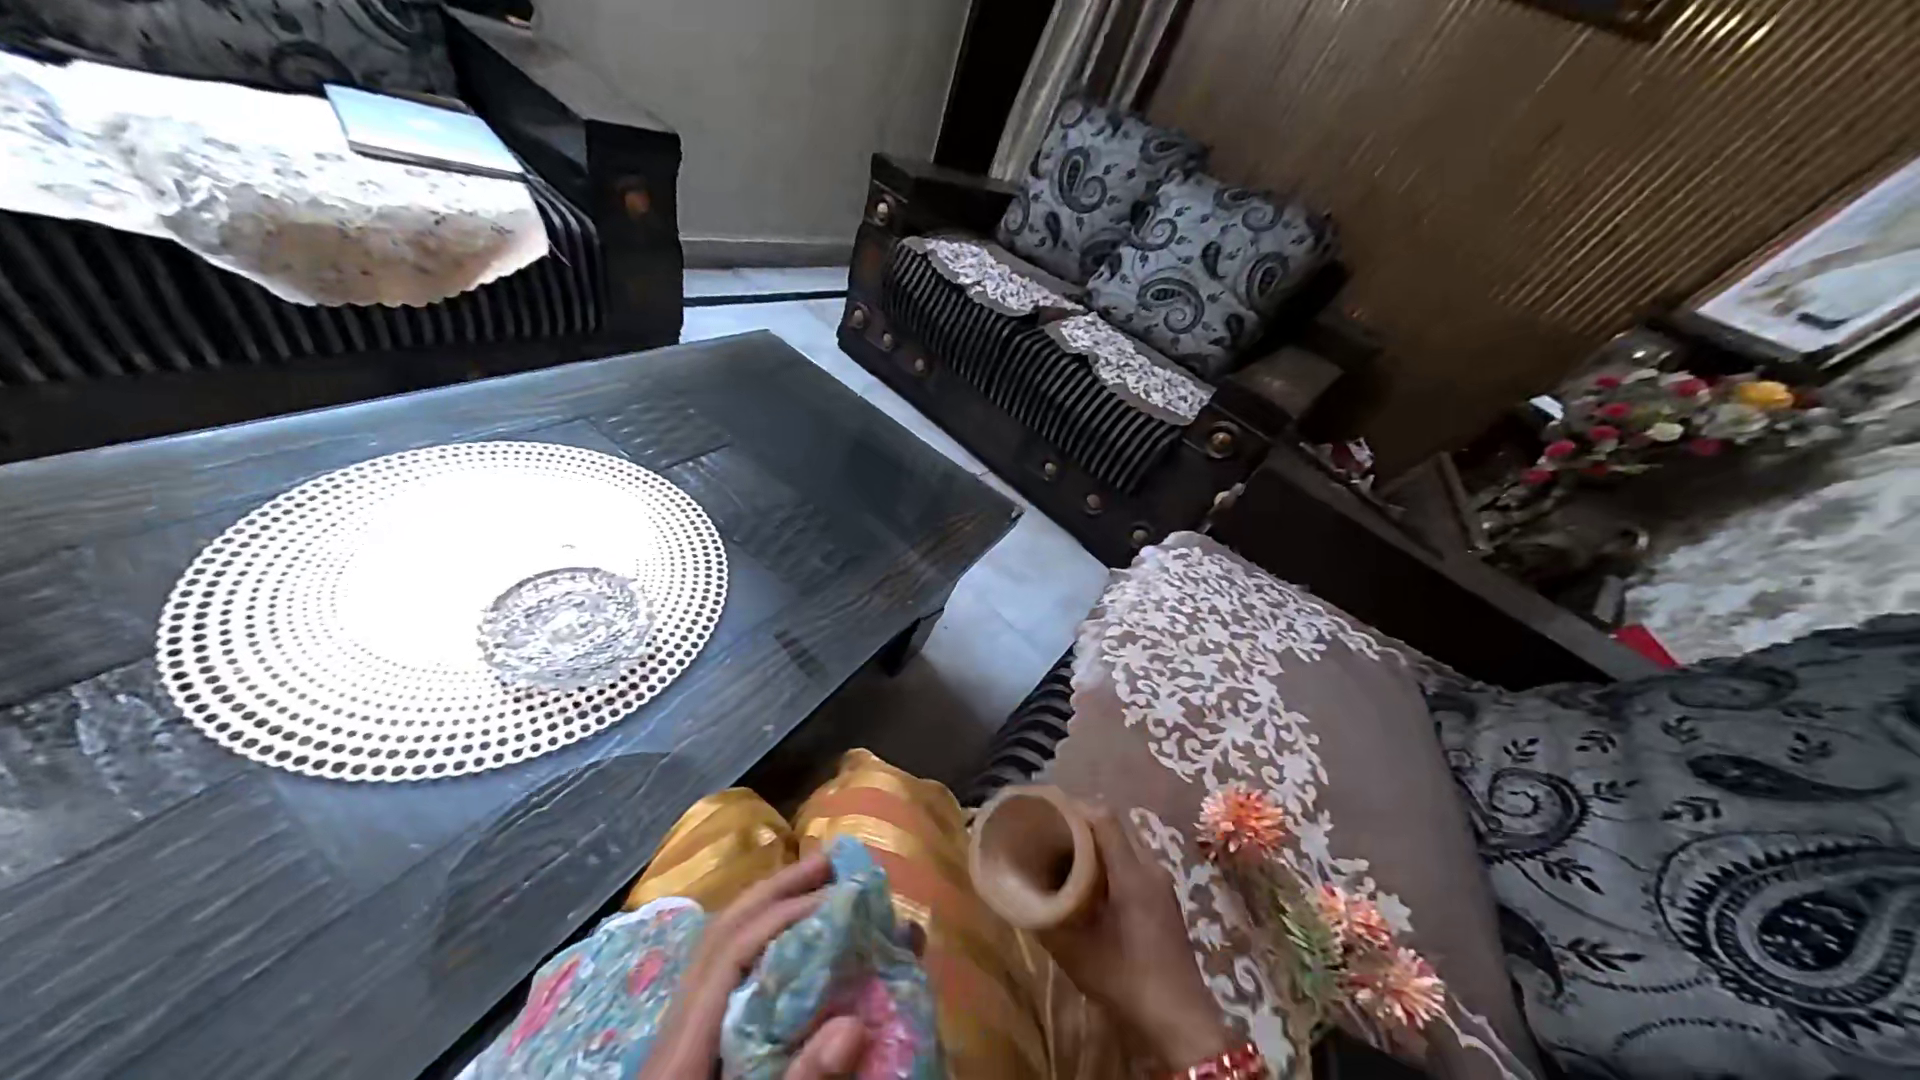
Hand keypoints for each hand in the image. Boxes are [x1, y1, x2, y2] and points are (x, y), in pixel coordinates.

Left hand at [638, 851, 867, 1079]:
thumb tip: (853, 1022)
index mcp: (681, 1047)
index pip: (732, 951)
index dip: (784, 914)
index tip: (837, 898)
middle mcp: (675, 1026)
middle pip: (721, 934)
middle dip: (776, 891)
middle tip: (829, 863)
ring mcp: (679, 1035)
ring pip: (719, 948)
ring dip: (769, 909)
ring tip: (815, 886)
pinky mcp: (691, 1051)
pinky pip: (726, 976)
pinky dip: (763, 943)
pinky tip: (793, 945)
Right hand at [1037, 804, 1238, 1066]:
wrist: (1182, 1022)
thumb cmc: (1127, 982)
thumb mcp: (1076, 953)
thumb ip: (1048, 918)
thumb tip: (1023, 891)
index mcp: (1132, 874)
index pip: (1103, 817)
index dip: (1073, 807)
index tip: (1046, 811)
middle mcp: (1151, 868)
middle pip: (1114, 826)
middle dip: (1081, 824)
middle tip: (1049, 834)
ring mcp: (1162, 883)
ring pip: (1125, 844)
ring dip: (1097, 843)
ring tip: (1065, 856)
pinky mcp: (1165, 899)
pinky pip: (1134, 862)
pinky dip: (1110, 860)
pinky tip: (1092, 884)